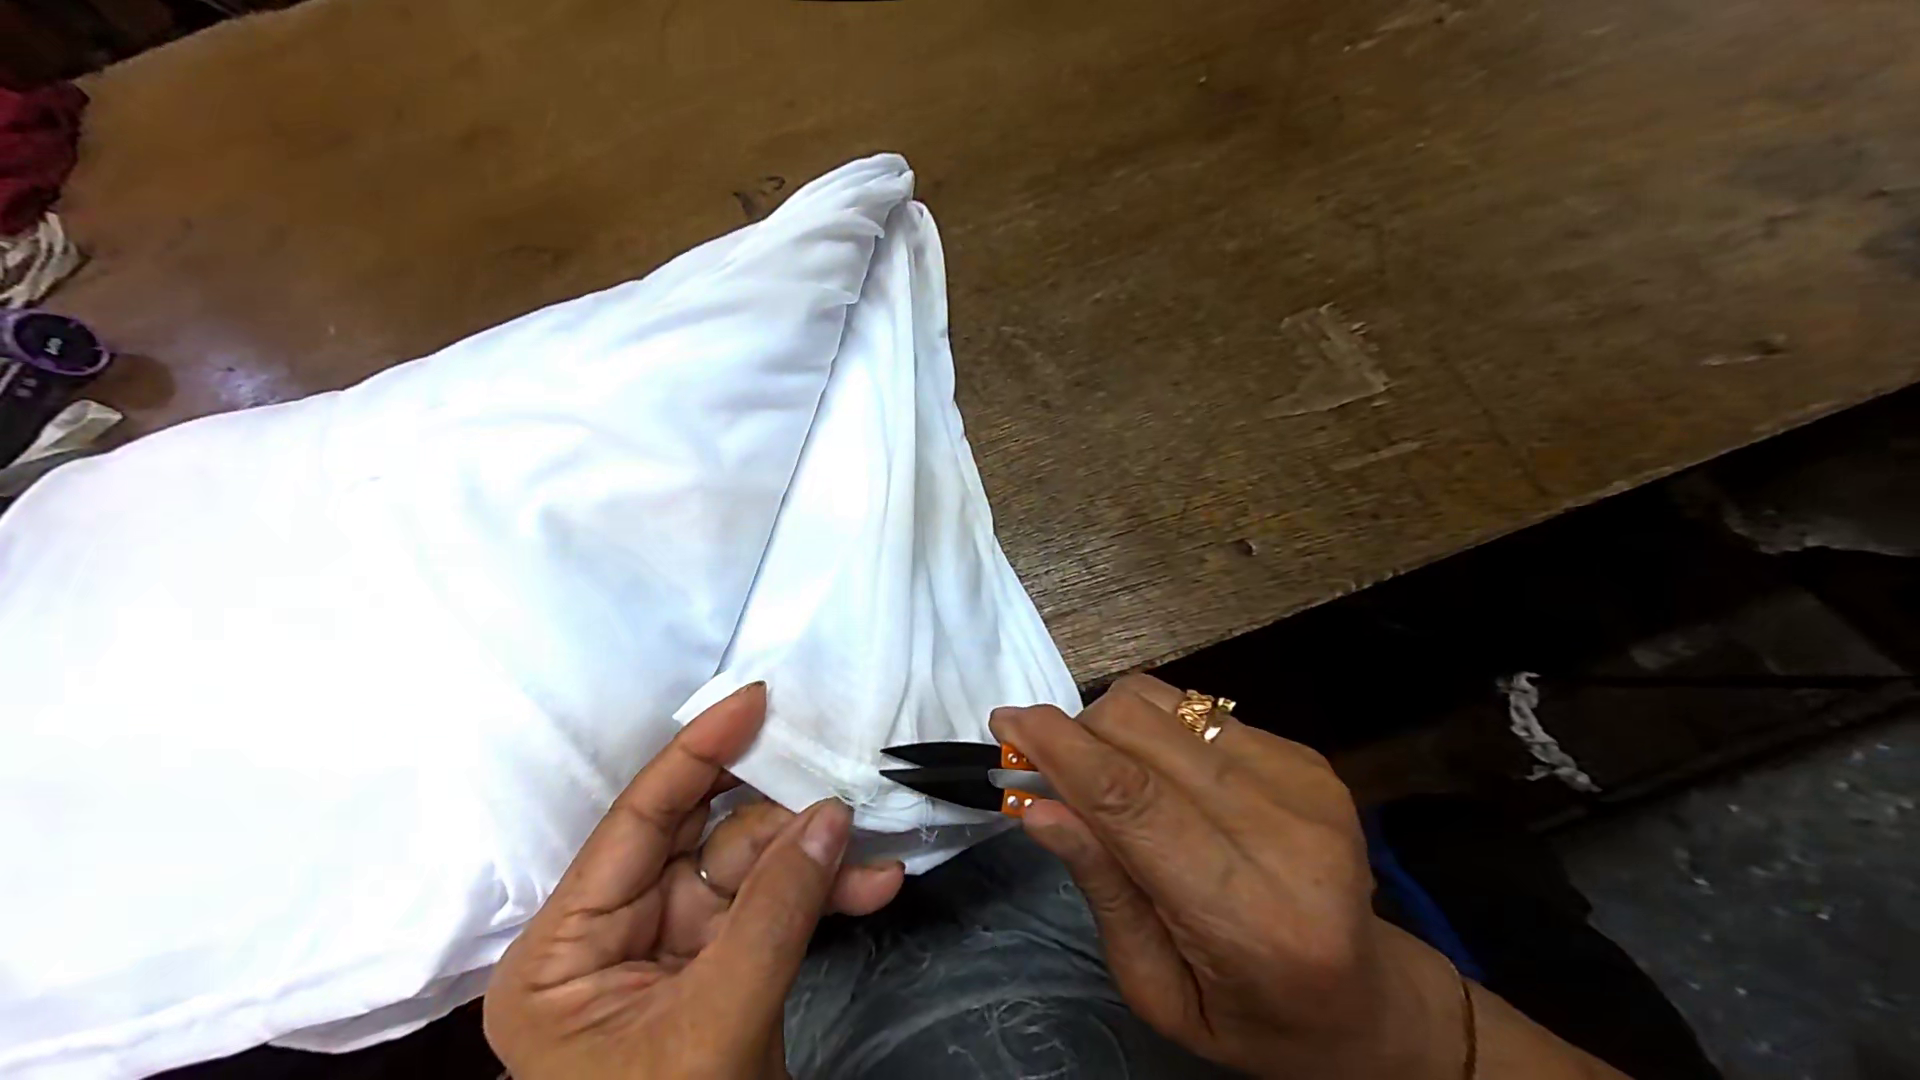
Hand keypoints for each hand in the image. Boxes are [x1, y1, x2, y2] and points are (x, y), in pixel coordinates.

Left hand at [484, 683, 905, 1079]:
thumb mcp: (715, 1025)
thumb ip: (775, 912)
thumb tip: (832, 814)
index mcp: (566, 945)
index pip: (638, 820)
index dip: (698, 753)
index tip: (754, 700)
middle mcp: (614, 930)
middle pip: (706, 837)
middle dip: (776, 817)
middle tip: (833, 785)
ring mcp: (674, 945)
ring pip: (753, 868)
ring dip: (815, 860)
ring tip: (869, 860)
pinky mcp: (724, 962)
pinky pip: (777, 905)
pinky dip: (823, 894)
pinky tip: (871, 889)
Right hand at [991, 675, 1467, 1079]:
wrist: (1371, 1003)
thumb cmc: (1251, 1018)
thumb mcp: (1156, 988)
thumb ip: (1101, 887)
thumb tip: (1039, 808)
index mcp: (1248, 917)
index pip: (1133, 802)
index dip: (1061, 749)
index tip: (1006, 722)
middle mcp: (1286, 834)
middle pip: (1144, 731)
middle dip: (1078, 732)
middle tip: (1056, 767)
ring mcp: (1304, 783)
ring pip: (1165, 703)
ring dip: (1114, 725)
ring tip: (1114, 773)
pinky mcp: (1307, 756)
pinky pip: (1196, 708)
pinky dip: (1157, 730)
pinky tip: (1167, 775)